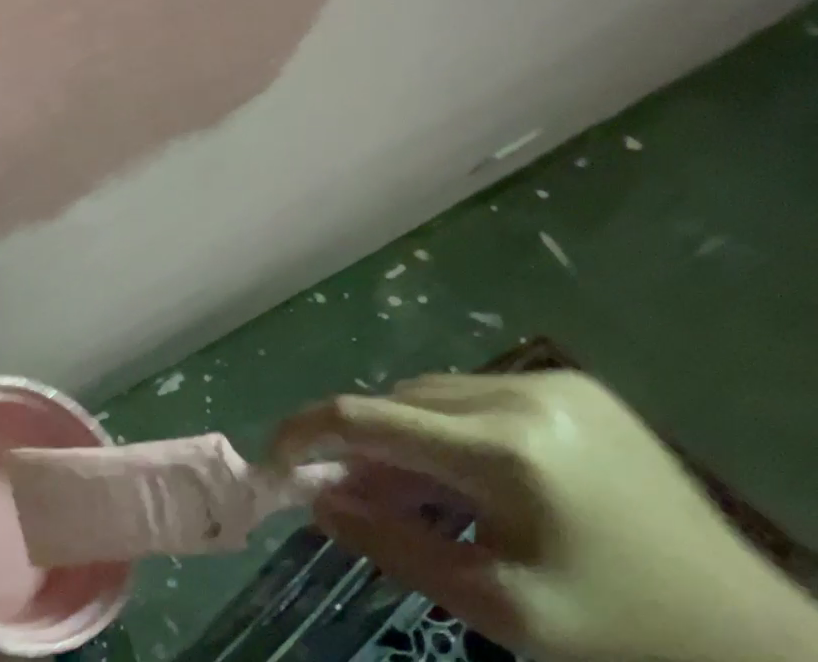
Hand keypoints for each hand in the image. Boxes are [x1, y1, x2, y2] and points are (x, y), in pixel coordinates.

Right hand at [272, 371, 817, 661]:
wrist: (747, 632)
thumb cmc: (612, 627)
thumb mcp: (490, 604)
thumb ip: (388, 542)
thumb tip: (312, 496)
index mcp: (504, 452)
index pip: (365, 419)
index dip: (303, 434)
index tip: (271, 461)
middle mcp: (523, 396)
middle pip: (395, 402)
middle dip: (361, 447)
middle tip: (356, 501)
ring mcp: (555, 385)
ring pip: (430, 394)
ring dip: (404, 437)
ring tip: (420, 497)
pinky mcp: (577, 389)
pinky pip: (474, 395)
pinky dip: (447, 430)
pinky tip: (470, 478)